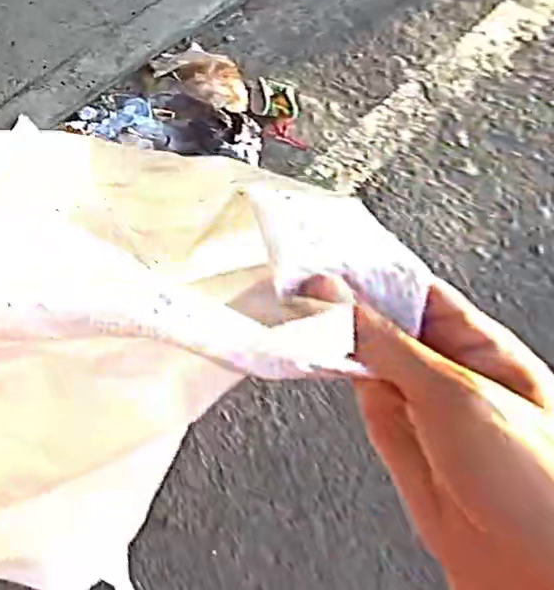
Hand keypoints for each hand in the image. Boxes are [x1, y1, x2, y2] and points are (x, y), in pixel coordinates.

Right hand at [307, 276, 553, 588]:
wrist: (538, 572)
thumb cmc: (544, 491)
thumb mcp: (458, 395)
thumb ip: (382, 338)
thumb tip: (326, 289)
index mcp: (490, 355)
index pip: (414, 291)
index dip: (365, 267)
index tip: (314, 249)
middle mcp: (451, 371)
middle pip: (377, 316)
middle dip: (332, 297)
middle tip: (285, 277)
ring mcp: (415, 397)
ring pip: (352, 344)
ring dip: (316, 328)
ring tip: (279, 306)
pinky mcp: (385, 421)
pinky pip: (340, 377)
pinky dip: (310, 358)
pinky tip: (289, 344)